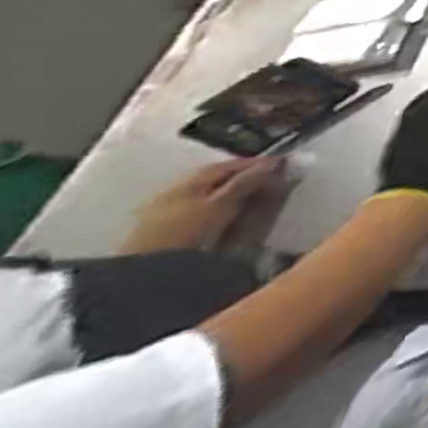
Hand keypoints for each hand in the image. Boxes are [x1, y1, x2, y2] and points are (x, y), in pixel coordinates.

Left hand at [120, 157, 282, 253]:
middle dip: (245, 173)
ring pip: (207, 189)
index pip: (233, 164)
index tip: (284, 163)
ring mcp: (166, 204)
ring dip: (231, 187)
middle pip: (218, 174)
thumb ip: (245, 183)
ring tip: (253, 193)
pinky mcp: (161, 222)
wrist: (143, 265)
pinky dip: (217, 201)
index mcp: (194, 178)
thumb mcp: (221, 205)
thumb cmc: (185, 231)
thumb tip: (272, 163)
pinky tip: (224, 210)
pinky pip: (198, 202)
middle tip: (271, 176)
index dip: (259, 163)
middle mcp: (179, 185)